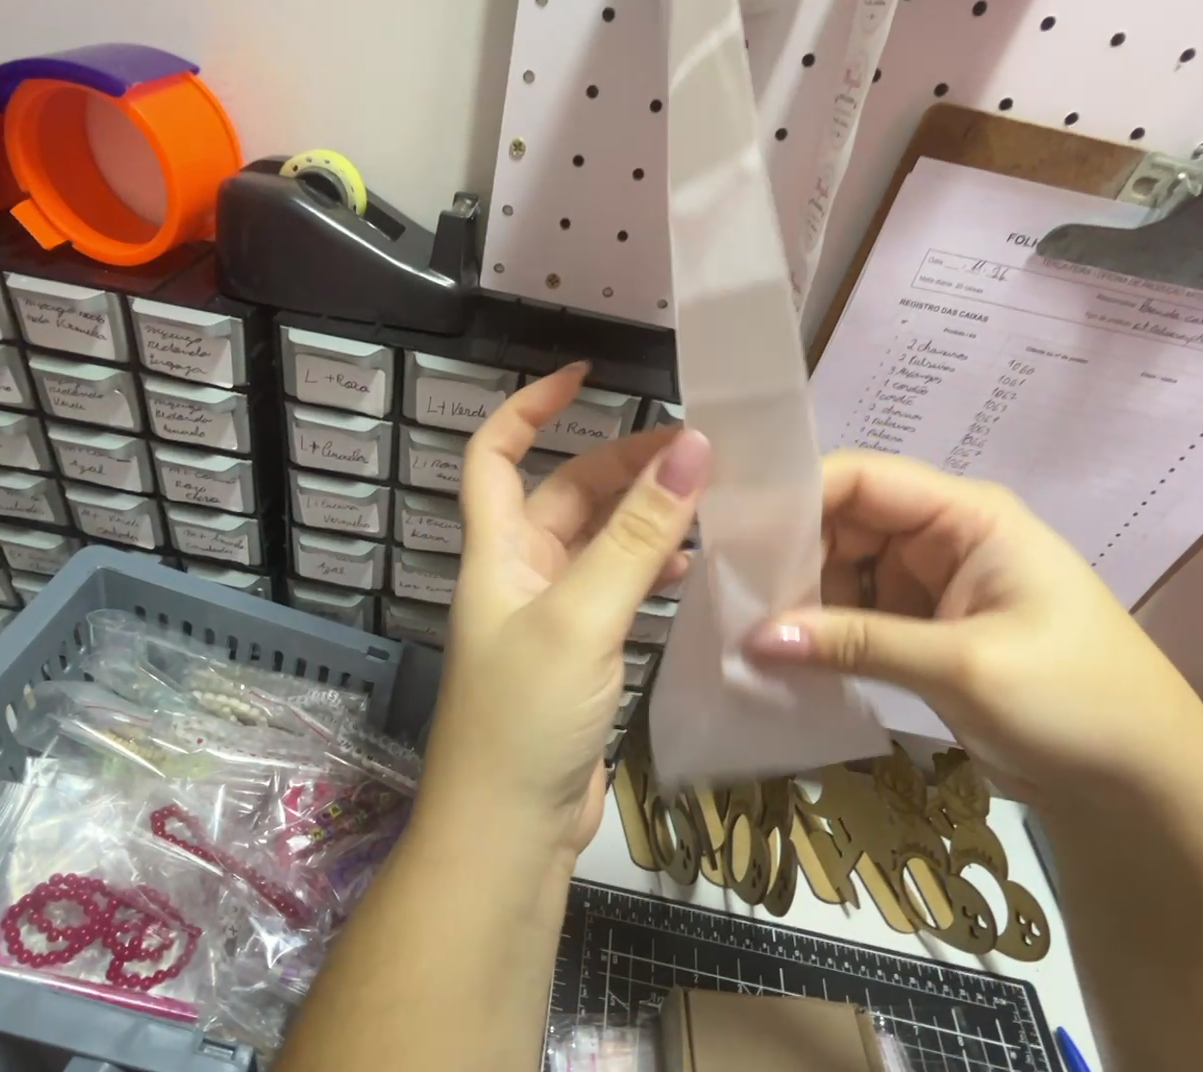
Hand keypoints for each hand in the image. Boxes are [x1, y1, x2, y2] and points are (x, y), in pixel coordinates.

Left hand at [418, 365, 707, 854]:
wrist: (510, 828)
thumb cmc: (526, 716)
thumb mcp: (581, 618)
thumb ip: (637, 538)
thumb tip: (691, 449)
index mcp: (498, 552)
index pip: (495, 454)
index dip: (529, 408)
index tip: (584, 375)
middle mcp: (519, 574)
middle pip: (567, 495)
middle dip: (623, 466)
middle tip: (696, 453)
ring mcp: (550, 617)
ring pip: (599, 545)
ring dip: (645, 520)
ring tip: (707, 507)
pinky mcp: (578, 656)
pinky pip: (615, 593)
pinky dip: (649, 574)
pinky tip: (690, 574)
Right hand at [747, 451, 1202, 806]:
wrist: (1143, 793)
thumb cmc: (1080, 704)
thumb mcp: (965, 667)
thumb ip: (856, 644)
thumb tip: (753, 639)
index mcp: (967, 517)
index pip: (863, 479)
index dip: (796, 495)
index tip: (732, 532)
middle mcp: (940, 540)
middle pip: (841, 524)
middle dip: (787, 557)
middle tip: (725, 596)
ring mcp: (927, 589)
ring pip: (839, 573)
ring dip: (796, 600)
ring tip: (739, 629)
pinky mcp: (917, 633)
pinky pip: (850, 618)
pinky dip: (817, 634)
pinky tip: (776, 656)